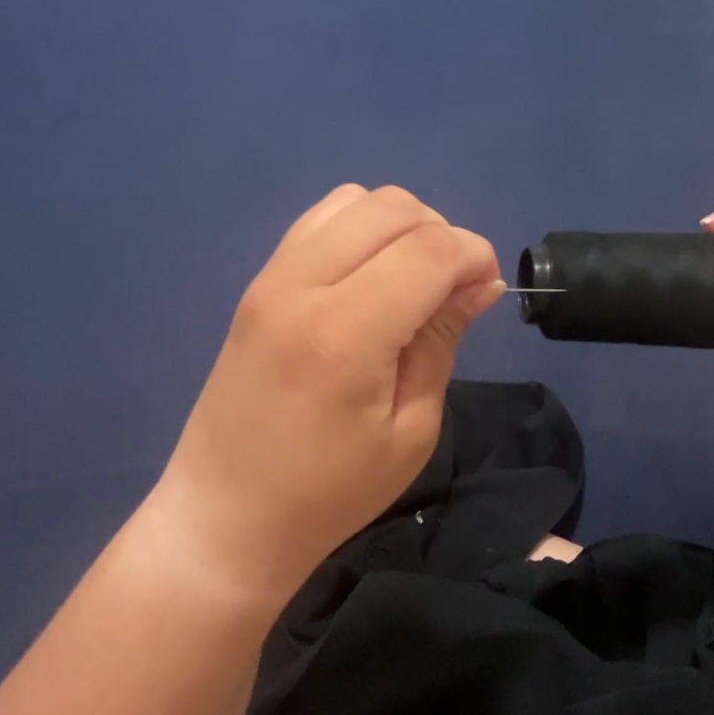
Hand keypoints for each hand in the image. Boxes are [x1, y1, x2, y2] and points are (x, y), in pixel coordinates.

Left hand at [150, 184, 502, 601]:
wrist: (226, 515)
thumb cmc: (328, 492)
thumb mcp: (410, 430)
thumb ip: (442, 341)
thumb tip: (480, 283)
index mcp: (345, 333)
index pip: (429, 249)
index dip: (474, 255)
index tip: (487, 291)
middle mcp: (302, 285)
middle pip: (394, 208)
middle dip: (442, 234)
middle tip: (453, 289)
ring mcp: (271, 277)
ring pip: (355, 200)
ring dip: (400, 225)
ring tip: (411, 280)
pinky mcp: (258, 281)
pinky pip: (319, 220)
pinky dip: (360, 228)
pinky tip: (370, 276)